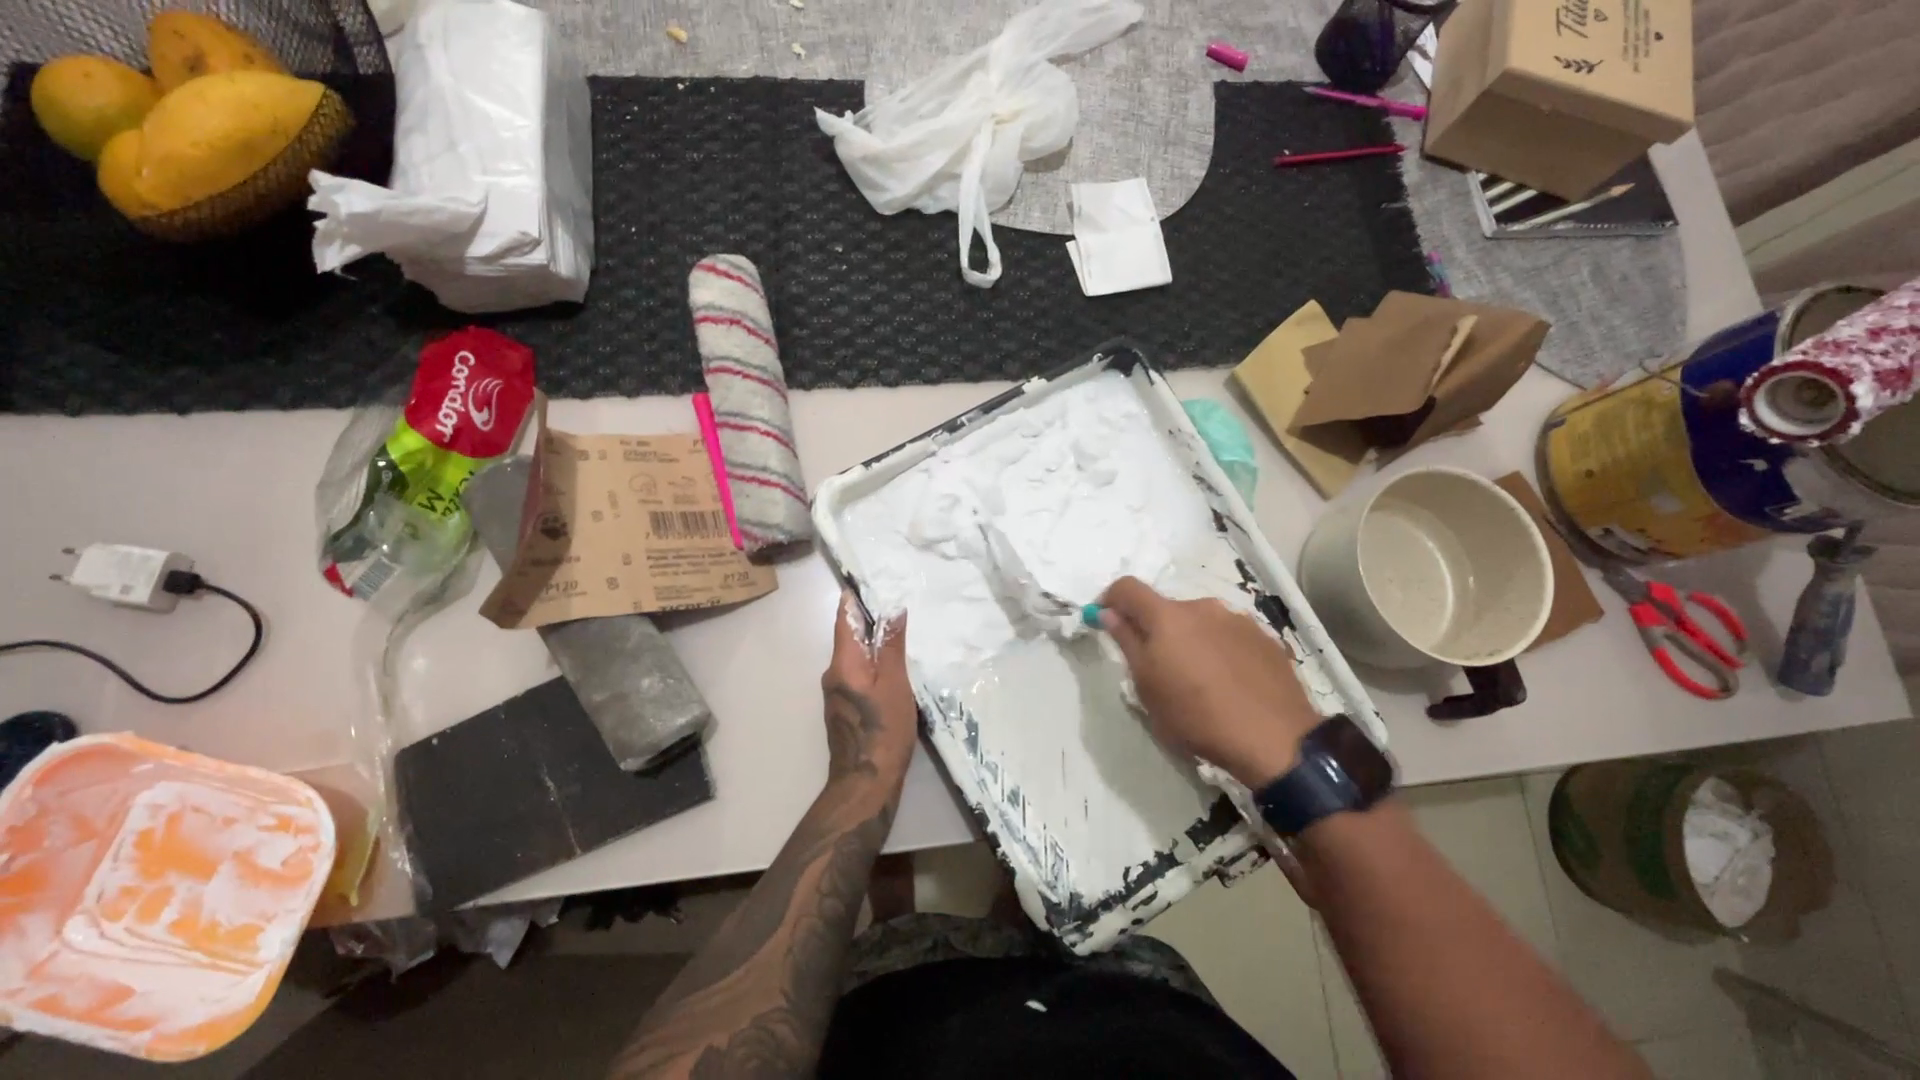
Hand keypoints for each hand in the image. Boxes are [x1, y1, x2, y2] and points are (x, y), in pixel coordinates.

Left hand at [821, 592, 917, 784]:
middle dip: (867, 621)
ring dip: (871, 645)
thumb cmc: (884, 731)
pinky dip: (870, 666)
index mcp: (842, 664)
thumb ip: (892, 647)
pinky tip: (890, 669)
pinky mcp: (844, 711)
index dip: (854, 599)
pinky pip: (856, 677)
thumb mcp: (895, 684)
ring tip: (897, 633)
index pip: (845, 620)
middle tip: (893, 603)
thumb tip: (893, 610)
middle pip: (848, 639)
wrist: (866, 783)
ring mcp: (836, 696)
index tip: (866, 580)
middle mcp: (832, 675)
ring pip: (853, 659)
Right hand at [1099, 576, 1320, 787]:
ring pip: (1201, 622)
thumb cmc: (1197, 716)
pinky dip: (1220, 651)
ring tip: (1200, 680)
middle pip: (1167, 608)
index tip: (1107, 621)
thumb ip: (1127, 643)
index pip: (1127, 588)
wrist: (1274, 738)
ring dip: (1191, 640)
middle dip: (1156, 629)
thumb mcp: (1148, 687)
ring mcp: (1239, 620)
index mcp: (1168, 617)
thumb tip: (1109, 614)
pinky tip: (1230, 684)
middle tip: (1159, 668)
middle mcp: (1204, 607)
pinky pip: (1230, 636)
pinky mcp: (1265, 638)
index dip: (1111, 599)